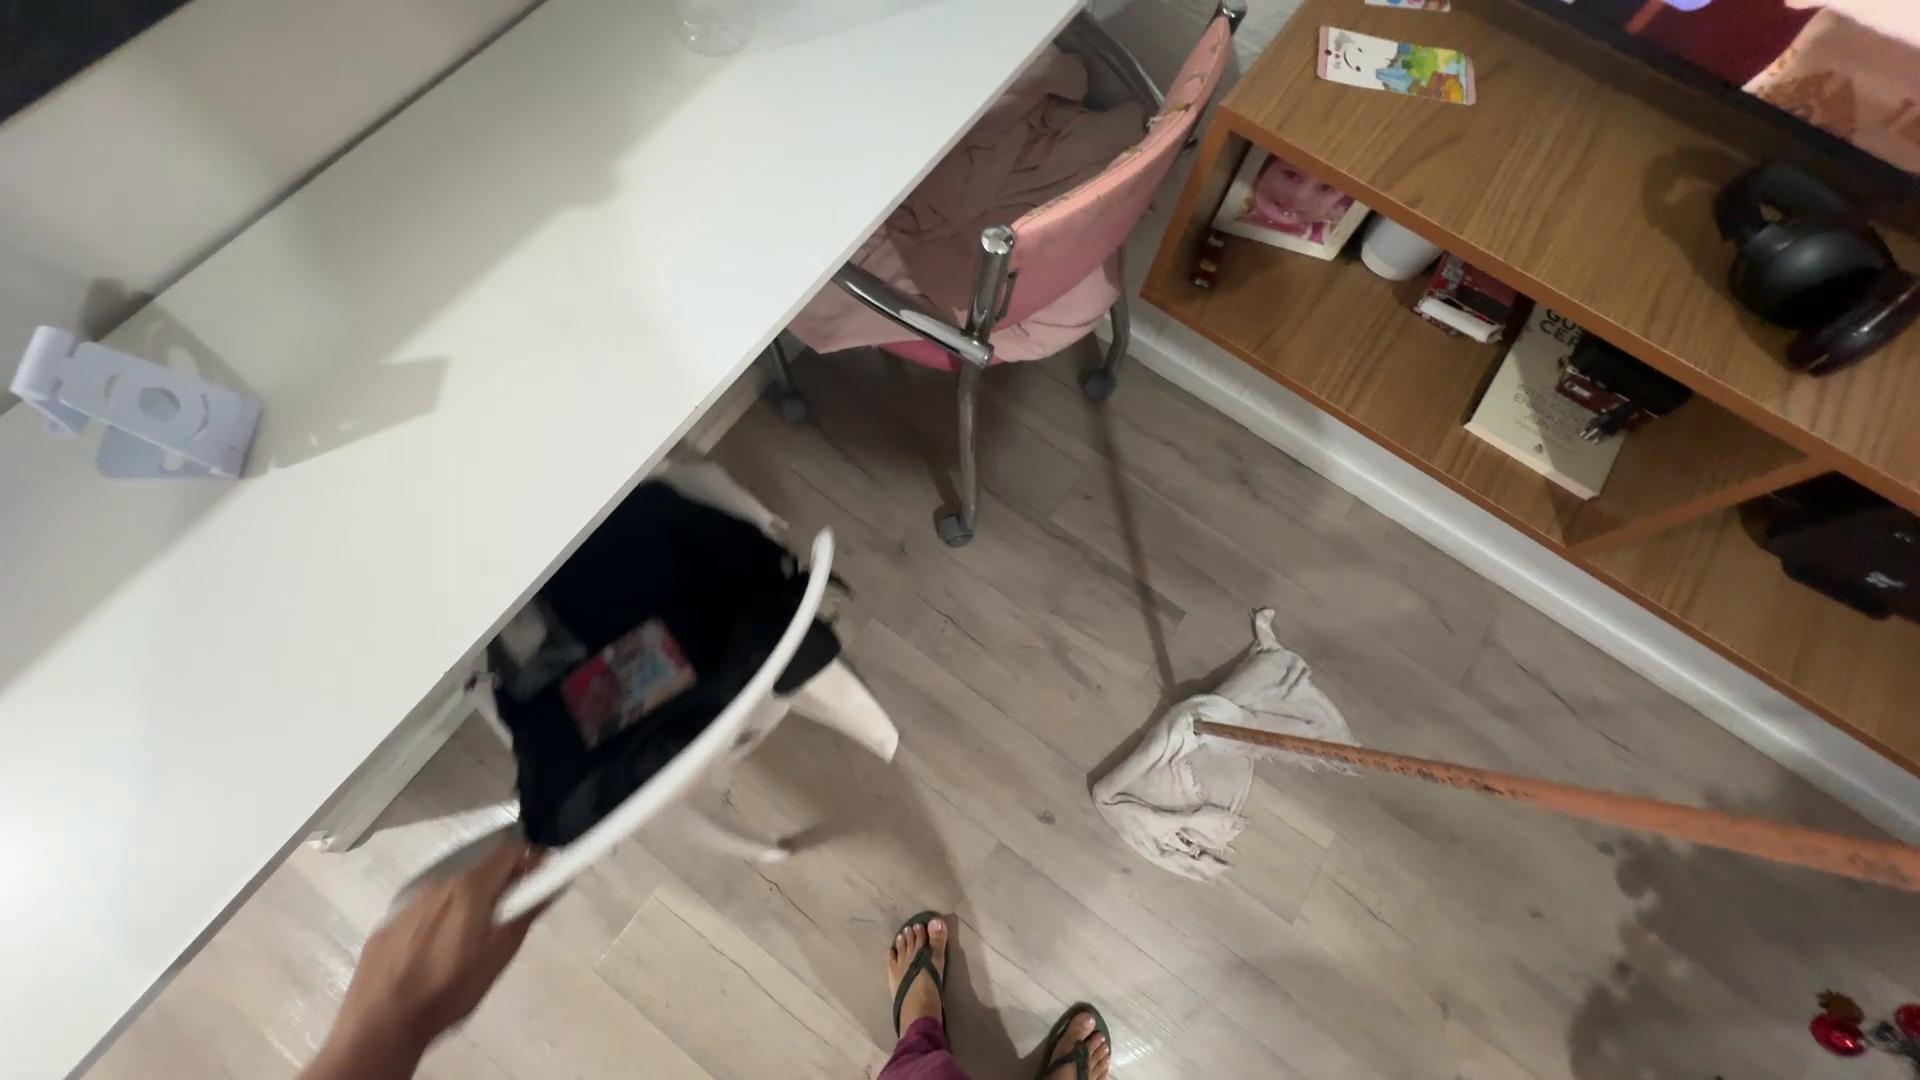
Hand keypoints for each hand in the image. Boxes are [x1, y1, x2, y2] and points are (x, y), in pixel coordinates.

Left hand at [304, 838, 546, 1079]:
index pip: (510, 848)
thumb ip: (528, 910)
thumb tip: (554, 881)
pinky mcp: (387, 926)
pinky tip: (435, 953)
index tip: (537, 880)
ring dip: (469, 902)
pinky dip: (439, 920)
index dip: (530, 859)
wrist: (378, 1030)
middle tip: (507, 915)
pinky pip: (425, 911)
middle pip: (481, 868)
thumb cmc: (450, 989)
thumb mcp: (500, 953)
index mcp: (471, 887)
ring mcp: (409, 904)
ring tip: (469, 940)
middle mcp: (439, 884)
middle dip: (501, 884)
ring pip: (452, 891)